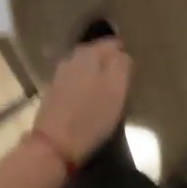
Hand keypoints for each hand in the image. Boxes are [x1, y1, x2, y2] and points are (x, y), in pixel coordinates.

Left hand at [32, 37, 131, 164]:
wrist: (54, 144)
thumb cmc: (92, 117)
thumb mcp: (117, 90)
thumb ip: (122, 65)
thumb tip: (122, 53)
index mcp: (90, 54)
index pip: (112, 43)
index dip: (124, 54)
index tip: (133, 68)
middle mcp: (72, 58)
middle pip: (96, 53)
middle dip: (109, 62)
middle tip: (123, 78)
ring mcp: (60, 75)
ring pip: (84, 66)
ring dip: (96, 74)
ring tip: (109, 89)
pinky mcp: (54, 91)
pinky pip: (75, 80)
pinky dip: (85, 84)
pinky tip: (91, 97)